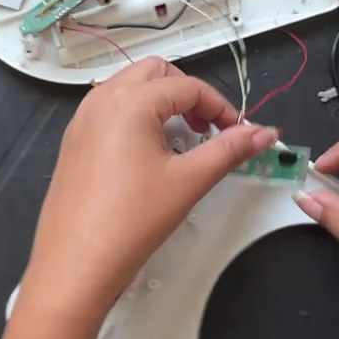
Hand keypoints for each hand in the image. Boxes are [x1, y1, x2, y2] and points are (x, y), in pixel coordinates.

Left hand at [18, 57, 277, 325]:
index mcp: (130, 101)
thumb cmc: (132, 221)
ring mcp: (83, 117)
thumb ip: (229, 150)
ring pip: (131, 85)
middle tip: (207, 128)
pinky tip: (149, 153)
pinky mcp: (75, 138)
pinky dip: (137, 113)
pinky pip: (112, 106)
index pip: (188, 87)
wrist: (75, 266)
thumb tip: (263, 133)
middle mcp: (102, 98)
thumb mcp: (188, 181)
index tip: (238, 133)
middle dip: (188, 93)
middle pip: (157, 72)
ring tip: (180, 139)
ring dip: (162, 100)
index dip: (220, 107)